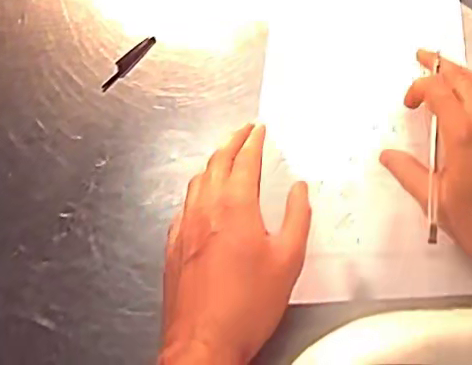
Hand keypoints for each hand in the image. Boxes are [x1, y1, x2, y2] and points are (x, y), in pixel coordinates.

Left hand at [160, 124, 310, 364]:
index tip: (260, 129)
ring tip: (225, 156)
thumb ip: (297, 217)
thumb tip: (299, 190)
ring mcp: (184, 232)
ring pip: (196, 183)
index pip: (244, 161)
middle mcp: (206, 213)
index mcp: (235, 208)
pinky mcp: (172, 253)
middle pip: (216, 164)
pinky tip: (201, 200)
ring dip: (212, 163)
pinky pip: (183, 209)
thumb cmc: (247, 307)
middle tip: (244, 131)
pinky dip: (196, 192)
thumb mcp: (289, 259)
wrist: (202, 350)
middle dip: (232, 142)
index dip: (254, 140)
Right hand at [379, 50, 471, 274]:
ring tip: (442, 67)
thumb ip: (409, 173)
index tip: (409, 102)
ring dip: (459, 70)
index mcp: (463, 133)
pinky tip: (469, 88)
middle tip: (422, 56)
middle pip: (461, 77)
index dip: (420, 87)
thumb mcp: (437, 201)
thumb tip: (388, 155)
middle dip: (439, 64)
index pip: (439, 90)